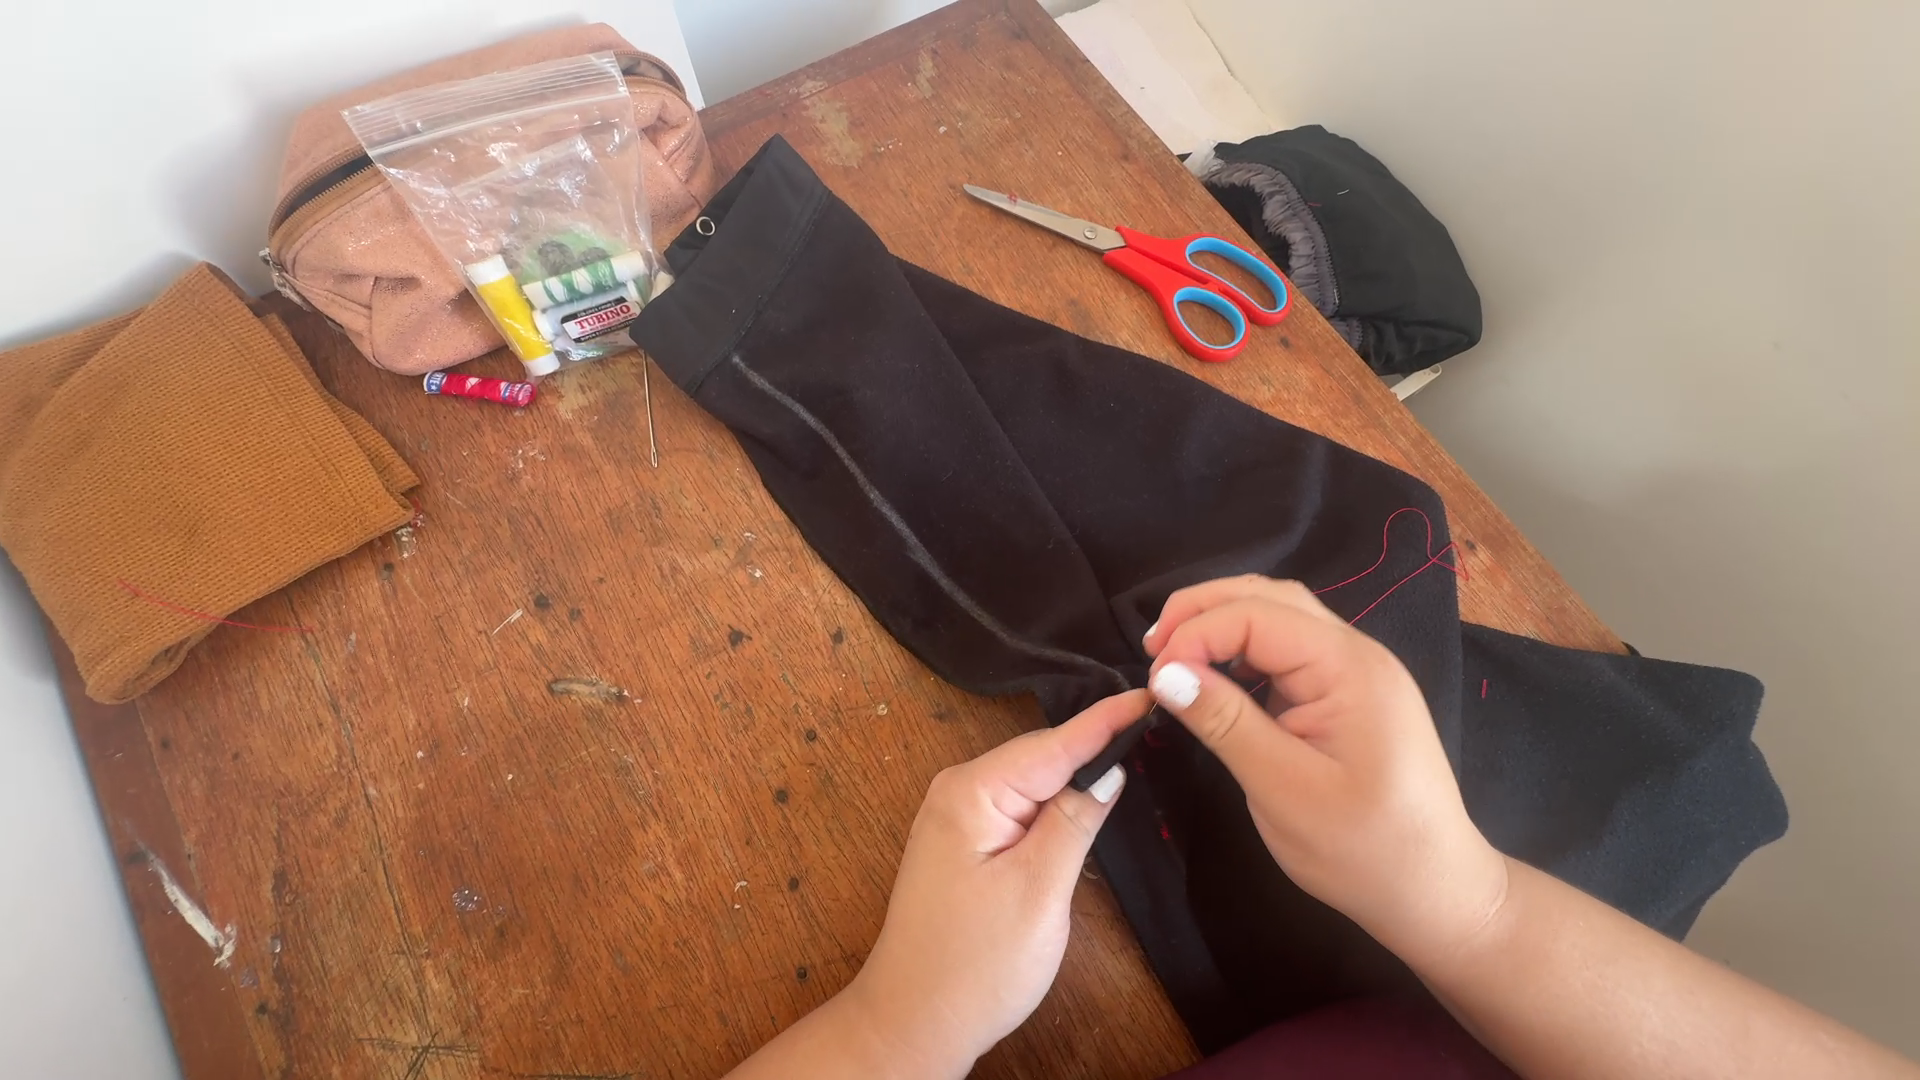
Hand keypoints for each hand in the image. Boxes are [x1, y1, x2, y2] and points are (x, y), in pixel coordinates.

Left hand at [842, 691, 1144, 1075]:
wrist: (912, 1023)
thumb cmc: (976, 964)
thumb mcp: (1038, 891)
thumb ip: (1074, 822)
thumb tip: (1109, 769)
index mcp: (972, 791)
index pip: (1053, 744)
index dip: (1104, 720)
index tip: (1149, 692)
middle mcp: (960, 788)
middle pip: (1040, 756)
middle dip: (1093, 743)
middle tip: (1151, 724)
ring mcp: (958, 813)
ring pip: (1032, 781)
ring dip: (1076, 773)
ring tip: (1130, 749)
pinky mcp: (966, 837)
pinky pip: (1019, 804)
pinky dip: (1054, 801)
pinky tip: (1084, 795)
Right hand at [1141, 576, 1507, 964]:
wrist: (1436, 893)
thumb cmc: (1363, 850)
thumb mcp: (1284, 790)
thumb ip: (1225, 723)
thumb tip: (1164, 674)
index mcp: (1348, 668)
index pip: (1256, 615)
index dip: (1196, 634)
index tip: (1156, 680)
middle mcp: (1354, 653)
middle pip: (1267, 596)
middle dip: (1202, 609)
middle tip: (1153, 646)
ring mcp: (1352, 669)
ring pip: (1275, 613)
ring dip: (1219, 622)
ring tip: (1173, 652)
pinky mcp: (1342, 691)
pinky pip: (1283, 647)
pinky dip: (1238, 647)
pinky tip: (1214, 673)